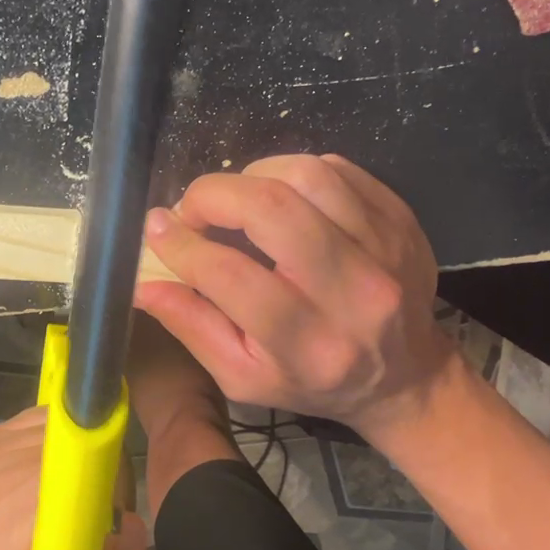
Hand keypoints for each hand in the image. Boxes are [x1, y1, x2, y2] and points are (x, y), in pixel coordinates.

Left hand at [0, 408, 148, 549]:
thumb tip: (126, 523)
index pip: (32, 508)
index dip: (76, 489)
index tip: (107, 496)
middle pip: (35, 463)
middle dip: (83, 473)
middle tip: (106, 505)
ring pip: (34, 439)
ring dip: (67, 457)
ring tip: (75, 499)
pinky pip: (23, 428)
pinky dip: (48, 443)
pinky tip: (49, 480)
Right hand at [133, 153, 457, 437]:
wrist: (406, 376)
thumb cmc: (311, 381)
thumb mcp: (242, 376)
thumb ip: (192, 326)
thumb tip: (143, 282)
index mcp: (309, 344)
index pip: (233, 276)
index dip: (183, 245)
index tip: (156, 229)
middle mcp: (355, 293)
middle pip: (274, 210)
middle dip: (215, 196)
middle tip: (193, 209)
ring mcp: (385, 248)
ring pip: (306, 176)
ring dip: (253, 178)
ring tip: (236, 202)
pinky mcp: (399, 219)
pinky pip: (336, 168)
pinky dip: (292, 172)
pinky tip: (279, 197)